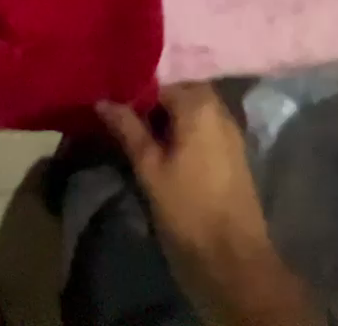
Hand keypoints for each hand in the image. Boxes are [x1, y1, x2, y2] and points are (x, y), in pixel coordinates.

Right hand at [98, 83, 321, 325]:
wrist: (234, 259)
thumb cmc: (188, 207)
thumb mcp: (149, 166)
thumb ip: (127, 128)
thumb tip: (102, 100)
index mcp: (199, 105)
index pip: (160, 78)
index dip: (132, 84)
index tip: (108, 89)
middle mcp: (218, 108)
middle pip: (177, 89)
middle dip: (149, 96)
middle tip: (117, 105)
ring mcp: (228, 130)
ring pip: (189, 107)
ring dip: (163, 112)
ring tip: (132, 122)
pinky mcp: (231, 151)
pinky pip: (200, 124)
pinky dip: (178, 126)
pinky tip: (157, 140)